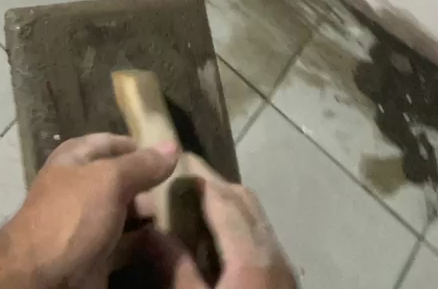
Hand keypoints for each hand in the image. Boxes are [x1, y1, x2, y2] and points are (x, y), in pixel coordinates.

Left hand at [0, 133, 177, 288]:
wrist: (44, 277)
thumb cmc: (73, 216)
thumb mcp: (108, 181)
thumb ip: (140, 165)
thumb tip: (172, 146)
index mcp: (75, 159)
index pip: (112, 143)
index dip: (140, 147)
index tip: (174, 157)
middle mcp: (81, 186)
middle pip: (121, 180)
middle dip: (150, 185)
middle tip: (184, 193)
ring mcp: (88, 222)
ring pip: (126, 213)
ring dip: (151, 216)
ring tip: (184, 218)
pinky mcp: (97, 254)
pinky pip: (127, 243)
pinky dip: (146, 244)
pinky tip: (171, 244)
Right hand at [130, 154, 296, 288]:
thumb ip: (174, 266)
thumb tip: (152, 230)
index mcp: (252, 257)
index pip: (222, 197)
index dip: (195, 175)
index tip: (166, 162)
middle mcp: (274, 255)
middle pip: (243, 200)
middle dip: (210, 184)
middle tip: (174, 185)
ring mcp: (284, 273)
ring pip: (255, 218)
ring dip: (225, 205)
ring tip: (189, 211)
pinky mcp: (285, 288)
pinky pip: (261, 239)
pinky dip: (237, 227)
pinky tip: (212, 245)